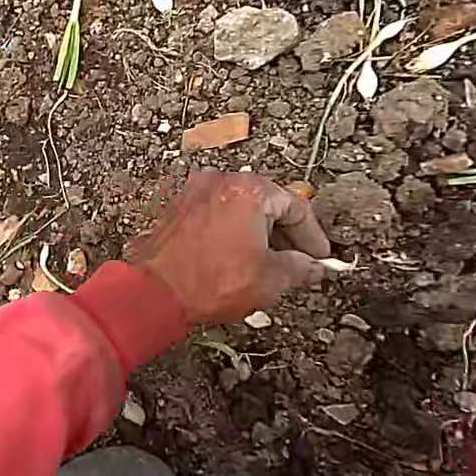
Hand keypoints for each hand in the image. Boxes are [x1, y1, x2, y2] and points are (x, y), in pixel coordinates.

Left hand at [125, 171, 332, 324]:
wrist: (154, 294)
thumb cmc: (209, 283)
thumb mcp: (270, 279)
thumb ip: (300, 268)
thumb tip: (313, 267)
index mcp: (249, 190)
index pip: (296, 207)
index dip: (313, 237)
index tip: (321, 256)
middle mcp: (222, 181)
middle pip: (268, 203)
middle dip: (286, 235)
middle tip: (300, 262)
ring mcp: (196, 192)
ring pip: (242, 209)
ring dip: (260, 234)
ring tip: (270, 264)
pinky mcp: (179, 208)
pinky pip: (218, 214)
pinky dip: (234, 232)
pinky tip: (239, 258)